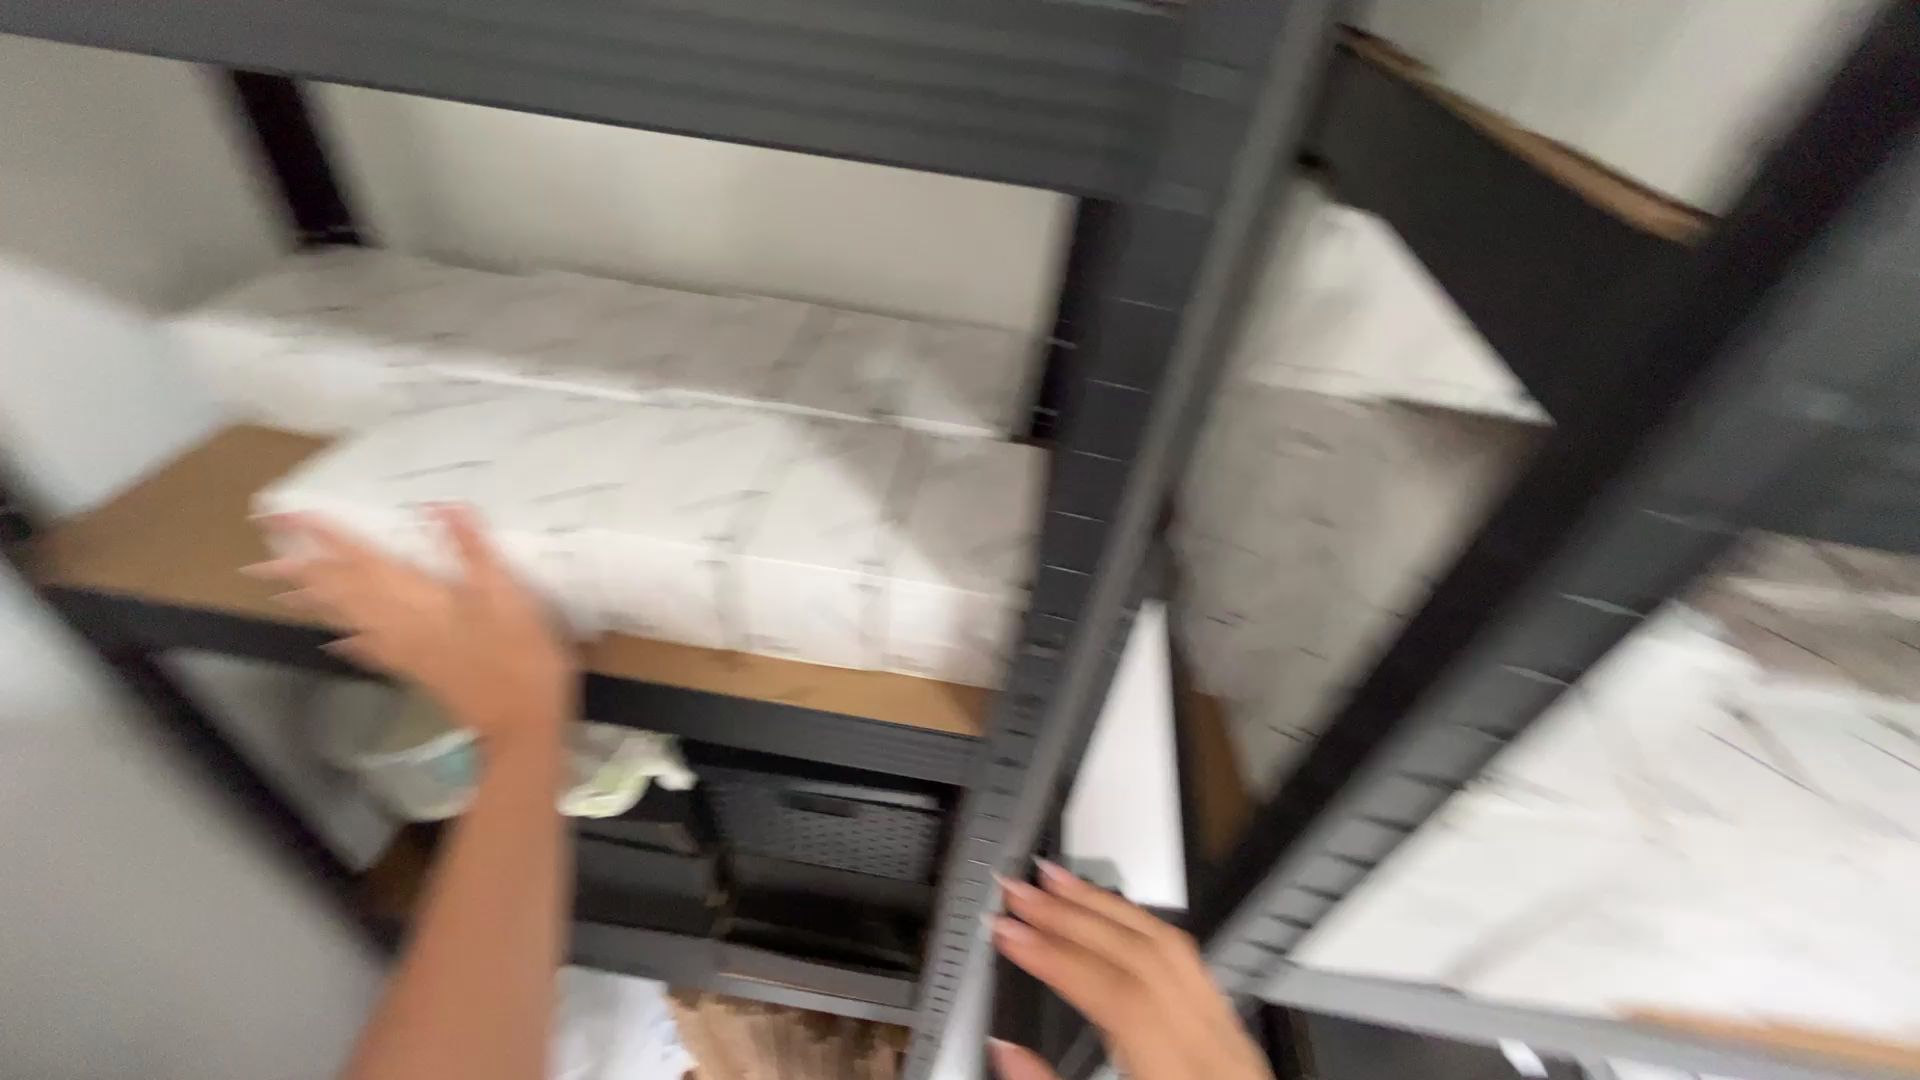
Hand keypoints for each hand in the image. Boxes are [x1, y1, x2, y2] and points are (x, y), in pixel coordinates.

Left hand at [247, 503, 576, 753]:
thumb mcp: (508, 596)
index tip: (292, 515)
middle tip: (263, 556)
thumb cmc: (519, 656)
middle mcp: (400, 624)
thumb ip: (474, 551)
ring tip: (284, 590)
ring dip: (319, 602)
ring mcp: (406, 651)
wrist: (519, 721)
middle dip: (308, 569)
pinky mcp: (417, 670)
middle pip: (346, 592)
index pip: (364, 561)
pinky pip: (371, 651)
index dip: (330, 536)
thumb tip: (441, 506)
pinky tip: (339, 640)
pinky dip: (351, 641)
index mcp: (420, 600)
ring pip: (351, 620)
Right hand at [990, 861, 1273, 1079]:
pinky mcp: (1231, 1027)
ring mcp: (1232, 1035)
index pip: (1121, 1000)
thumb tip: (1006, 1051)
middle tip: (1018, 893)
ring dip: (1102, 905)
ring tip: (1053, 881)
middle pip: (1143, 958)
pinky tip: (1102, 910)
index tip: (1007, 932)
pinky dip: (1134, 921)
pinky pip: (1184, 955)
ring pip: (1167, 943)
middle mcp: (1219, 1054)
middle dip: (1071, 917)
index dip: (1058, 958)